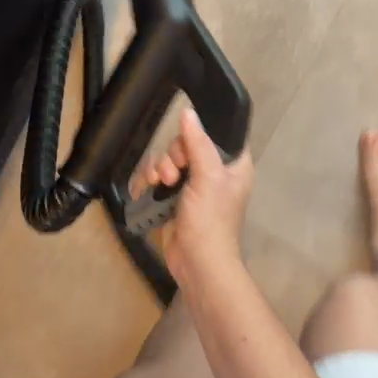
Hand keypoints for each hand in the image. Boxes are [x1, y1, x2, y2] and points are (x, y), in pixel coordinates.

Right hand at [134, 106, 254, 279]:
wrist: (197, 265)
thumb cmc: (211, 220)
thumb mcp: (208, 177)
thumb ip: (197, 143)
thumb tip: (187, 112)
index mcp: (233, 164)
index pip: (219, 133)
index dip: (201, 132)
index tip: (189, 141)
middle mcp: (213, 171)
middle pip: (186, 144)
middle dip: (173, 156)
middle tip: (173, 173)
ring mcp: (192, 186)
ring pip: (169, 160)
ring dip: (159, 168)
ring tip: (158, 184)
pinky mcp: (173, 199)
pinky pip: (157, 178)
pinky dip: (149, 181)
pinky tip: (144, 188)